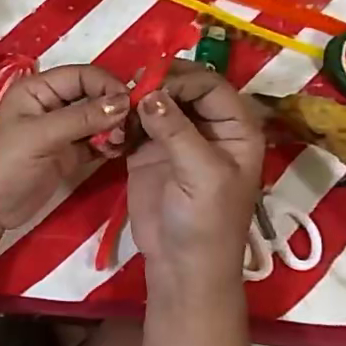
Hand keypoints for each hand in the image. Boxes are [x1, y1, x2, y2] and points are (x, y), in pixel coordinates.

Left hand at [0, 65, 130, 231]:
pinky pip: (95, 142)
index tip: (129, 104)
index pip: (81, 75)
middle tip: (128, 128)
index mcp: (37, 90)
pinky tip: (118, 151)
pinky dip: (109, 144)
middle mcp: (51, 105)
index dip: (106, 85)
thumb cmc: (4, 165)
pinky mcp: (68, 155)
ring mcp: (60, 131)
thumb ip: (81, 118)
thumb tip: (123, 102)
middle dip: (113, 108)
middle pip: (93, 96)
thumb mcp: (40, 136)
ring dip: (114, 128)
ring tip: (122, 142)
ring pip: (98, 120)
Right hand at [126, 62, 267, 285]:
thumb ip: (177, 131)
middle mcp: (206, 127)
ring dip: (134, 104)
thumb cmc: (207, 222)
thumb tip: (149, 95)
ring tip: (114, 111)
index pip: (209, 86)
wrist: (181, 265)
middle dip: (155, 86)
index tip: (149, 85)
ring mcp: (174, 140)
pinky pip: (133, 128)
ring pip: (154, 105)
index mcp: (234, 128)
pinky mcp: (147, 155)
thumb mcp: (202, 174)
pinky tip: (110, 131)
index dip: (181, 80)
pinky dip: (121, 125)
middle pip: (180, 90)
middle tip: (126, 91)